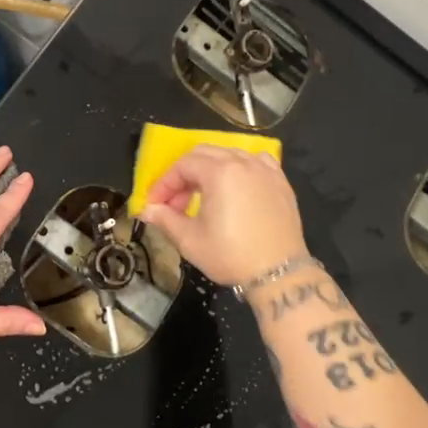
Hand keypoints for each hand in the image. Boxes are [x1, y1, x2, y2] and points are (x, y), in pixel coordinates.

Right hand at [138, 145, 308, 285]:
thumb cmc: (230, 256)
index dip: (164, 184)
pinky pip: (256, 162)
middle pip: (204, 154)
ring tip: (203, 197)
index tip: (155, 204)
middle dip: (184, 175)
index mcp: (220, 173)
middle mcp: (243, 163)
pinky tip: (236, 186)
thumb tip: (146, 210)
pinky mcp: (281, 181)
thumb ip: (165, 219)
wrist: (278, 273)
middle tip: (175, 203)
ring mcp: (265, 170)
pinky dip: (240, 168)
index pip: (182, 166)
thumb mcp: (190, 240)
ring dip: (209, 170)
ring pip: (229, 155)